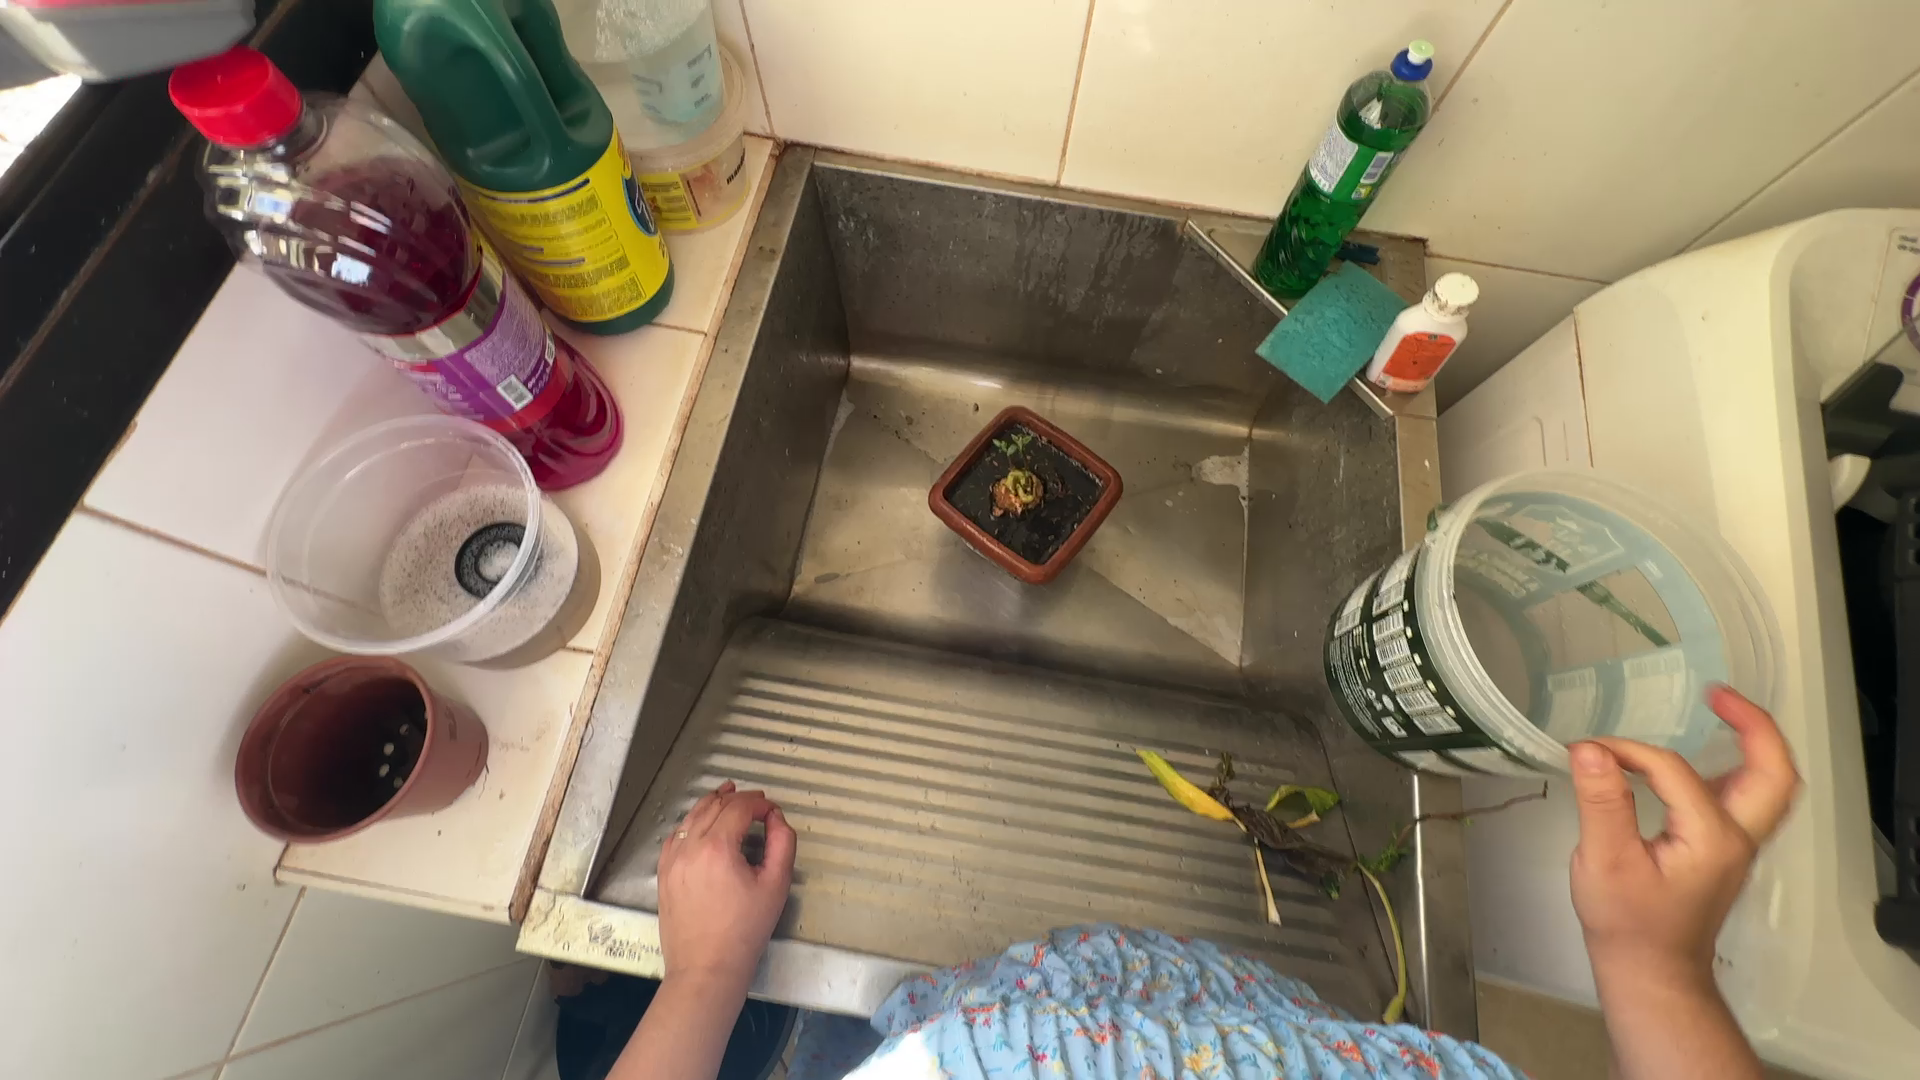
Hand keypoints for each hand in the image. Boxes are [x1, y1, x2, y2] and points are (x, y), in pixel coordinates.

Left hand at [657, 781, 796, 990]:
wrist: (707, 970)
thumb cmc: (745, 930)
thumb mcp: (776, 884)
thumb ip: (782, 842)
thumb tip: (775, 818)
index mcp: (718, 848)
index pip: (740, 808)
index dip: (759, 803)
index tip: (772, 811)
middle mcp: (690, 848)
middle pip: (715, 806)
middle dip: (738, 798)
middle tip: (757, 801)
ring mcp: (672, 861)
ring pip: (692, 817)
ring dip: (713, 803)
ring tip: (728, 795)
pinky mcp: (664, 875)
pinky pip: (676, 836)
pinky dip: (691, 823)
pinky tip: (701, 823)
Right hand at [1568, 686, 1799, 988]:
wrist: (1649, 965)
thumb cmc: (1625, 916)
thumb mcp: (1604, 859)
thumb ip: (1601, 802)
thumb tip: (1591, 749)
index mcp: (1712, 837)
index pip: (1673, 771)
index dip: (1626, 752)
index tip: (1582, 751)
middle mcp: (1737, 837)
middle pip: (1772, 775)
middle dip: (1753, 728)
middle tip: (1717, 693)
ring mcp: (1734, 844)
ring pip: (1764, 787)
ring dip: (1750, 746)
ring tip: (1717, 712)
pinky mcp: (1718, 849)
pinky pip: (1739, 797)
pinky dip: (1728, 766)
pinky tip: (1696, 758)